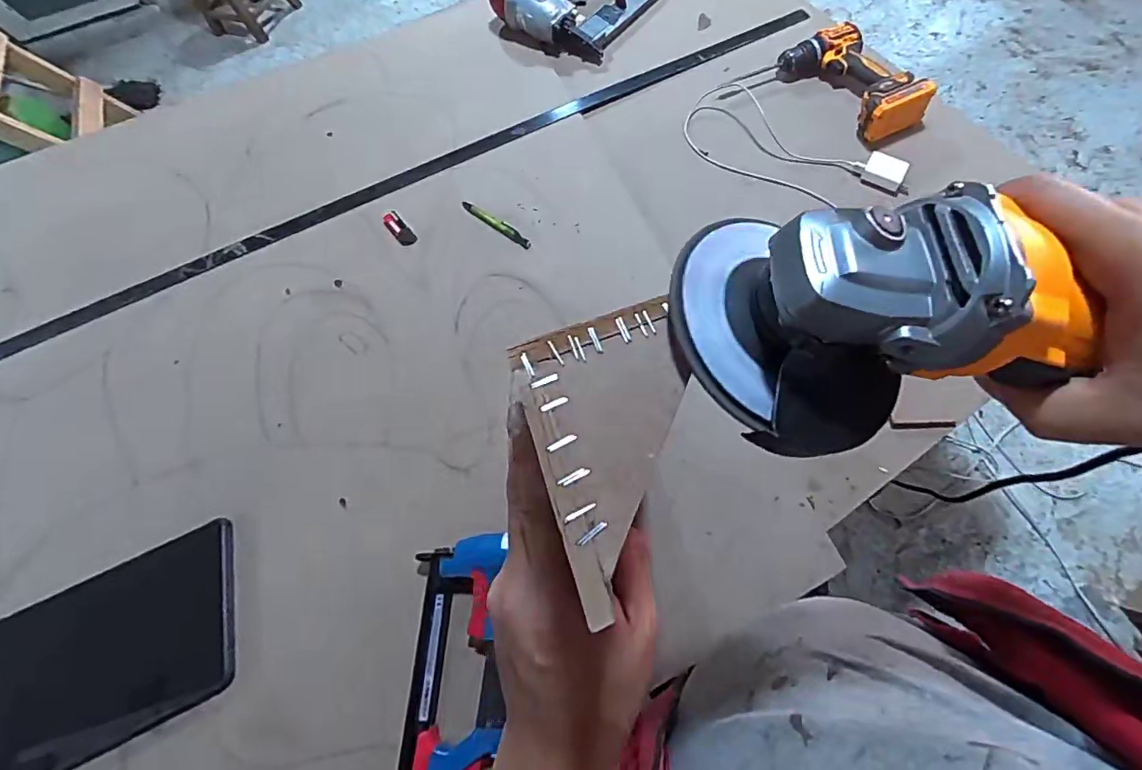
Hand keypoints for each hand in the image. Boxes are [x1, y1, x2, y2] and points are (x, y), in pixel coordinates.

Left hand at [489, 400, 656, 769]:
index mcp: (547, 591)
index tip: (531, 415)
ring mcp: (502, 585)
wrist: (552, 746)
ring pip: (519, 518)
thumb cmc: (602, 696)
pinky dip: (538, 510)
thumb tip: (632, 507)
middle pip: (519, 503)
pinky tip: (559, 497)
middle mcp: (513, 580)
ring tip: (558, 441)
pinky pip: (522, 538)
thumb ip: (633, 566)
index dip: (530, 458)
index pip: (533, 508)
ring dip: (536, 480)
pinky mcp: (503, 590)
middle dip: (529, 452)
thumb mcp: (639, 634)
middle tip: (542, 406)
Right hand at [981, 175, 1141, 455]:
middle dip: (1039, 260)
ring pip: (1107, 224)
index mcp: (1133, 243)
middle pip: (1065, 215)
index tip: (974, 256)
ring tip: (1107, 319)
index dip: (990, 214)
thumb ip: (1041, 406)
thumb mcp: (1132, 417)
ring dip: (1087, 264)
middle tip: (1046, 314)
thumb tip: (993, 379)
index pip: (1034, 193)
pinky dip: (1129, 263)